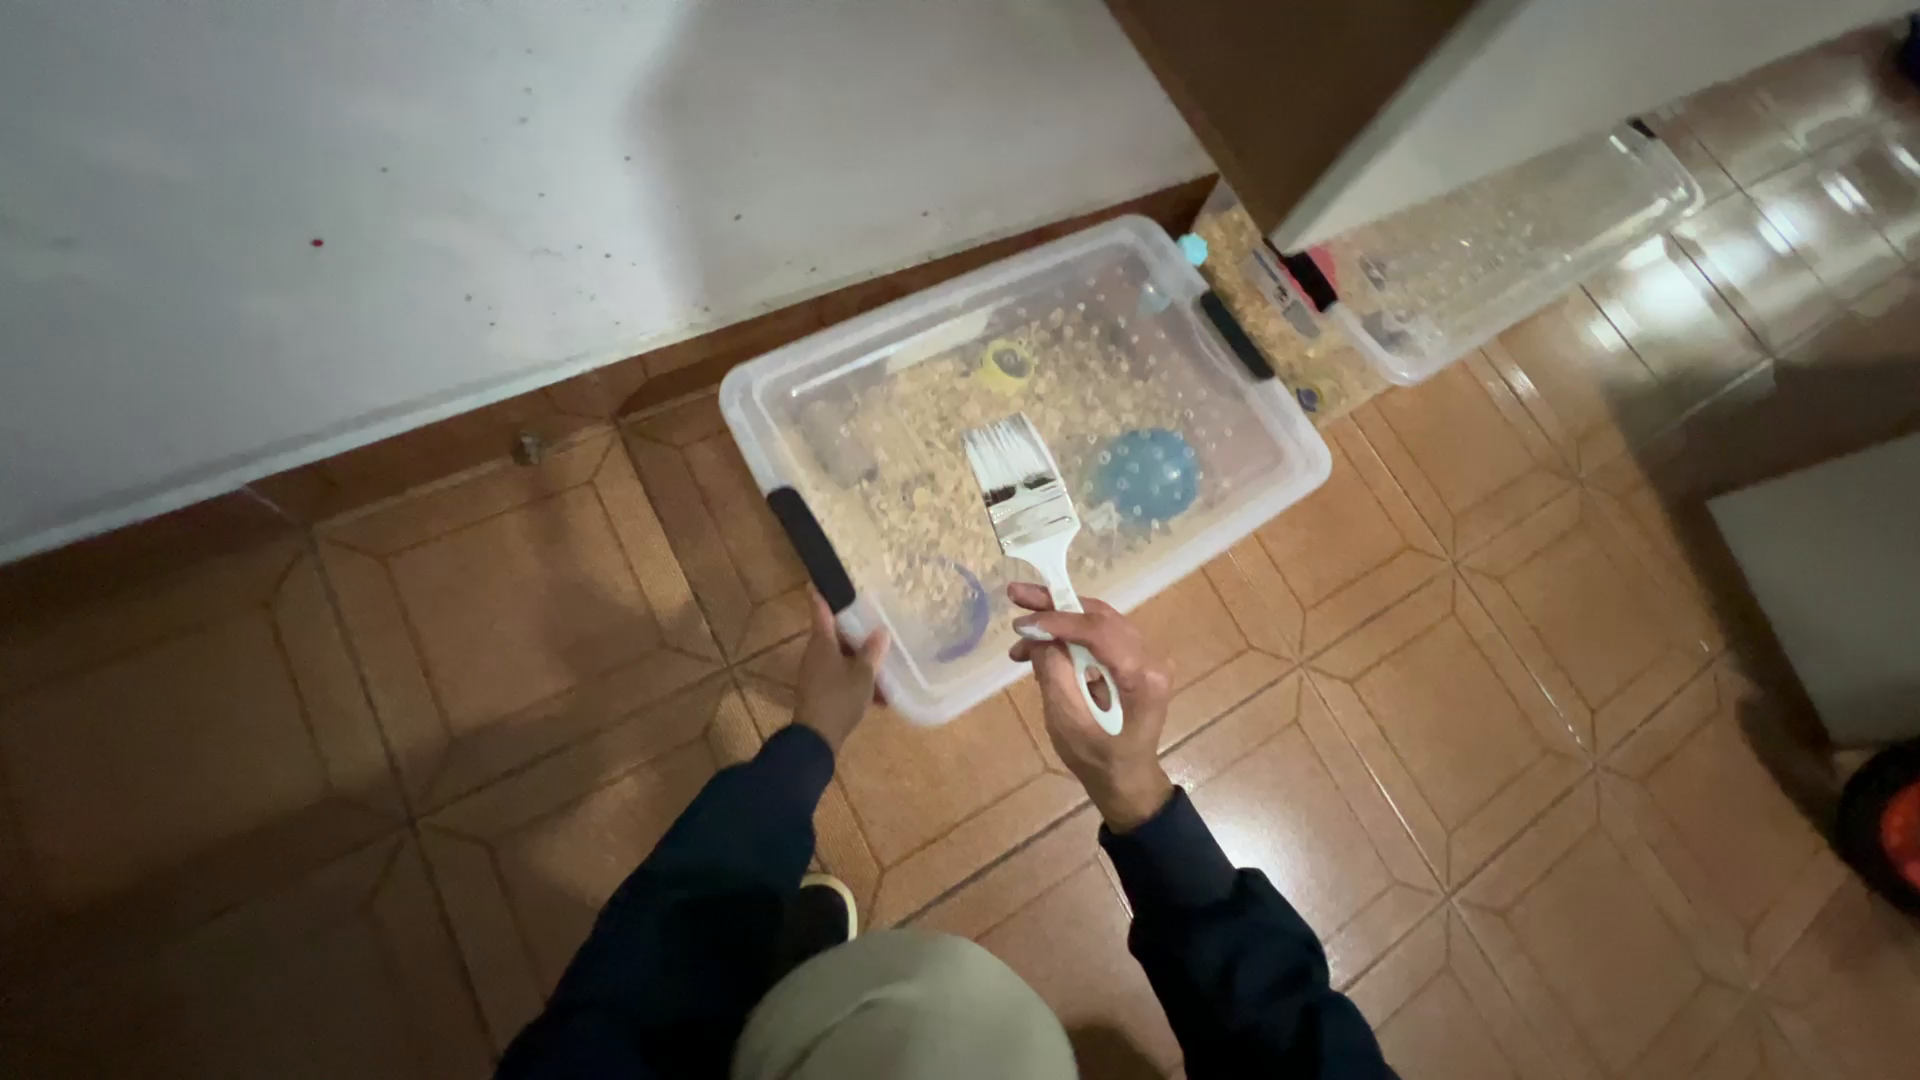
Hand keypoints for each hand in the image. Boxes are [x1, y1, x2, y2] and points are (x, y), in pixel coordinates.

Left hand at [792, 589, 890, 752]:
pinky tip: (876, 692)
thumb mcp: (863, 674)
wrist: (816, 738)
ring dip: (857, 658)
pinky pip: (839, 675)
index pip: (820, 610)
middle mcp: (815, 654)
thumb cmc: (839, 698)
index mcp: (822, 643)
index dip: (821, 594)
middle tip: (872, 621)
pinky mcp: (818, 690)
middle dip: (852, 630)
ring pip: (838, 657)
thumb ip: (872, 652)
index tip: (819, 580)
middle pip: (833, 634)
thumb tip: (881, 632)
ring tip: (881, 661)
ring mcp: (814, 673)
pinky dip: (855, 677)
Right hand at [1007, 582, 1173, 831]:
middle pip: (1099, 616)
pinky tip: (1039, 648)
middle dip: (1055, 604)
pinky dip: (1068, 634)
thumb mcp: (1068, 722)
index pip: (1098, 631)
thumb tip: (1039, 636)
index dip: (1058, 620)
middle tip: (1016, 595)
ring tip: (1020, 634)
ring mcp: (1144, 657)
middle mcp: (1150, 658)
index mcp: (1142, 676)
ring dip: (1057, 620)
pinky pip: (1098, 635)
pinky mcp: (1132, 660)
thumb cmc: (1097, 759)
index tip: (1022, 624)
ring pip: (1097, 620)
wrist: (1125, 780)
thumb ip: (1054, 674)